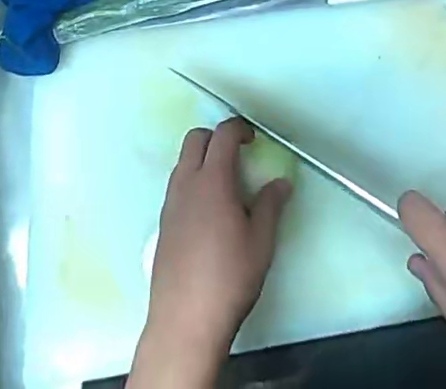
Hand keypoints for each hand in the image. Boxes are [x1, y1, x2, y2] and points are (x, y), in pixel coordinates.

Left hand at [130, 119, 291, 387]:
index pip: (222, 135)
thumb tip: (281, 183)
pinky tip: (209, 209)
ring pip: (183, 160)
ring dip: (203, 158)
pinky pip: (177, 183)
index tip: (253, 138)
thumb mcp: (261, 241)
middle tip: (238, 155)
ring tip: (226, 184)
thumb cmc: (229, 277)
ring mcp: (170, 200)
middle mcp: (186, 182)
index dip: (238, 128)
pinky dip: (193, 179)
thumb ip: (271, 205)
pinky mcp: (163, 219)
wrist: (185, 317)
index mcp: (212, 180)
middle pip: (196, 139)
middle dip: (217, 137)